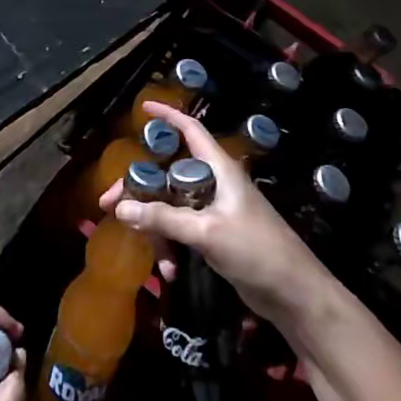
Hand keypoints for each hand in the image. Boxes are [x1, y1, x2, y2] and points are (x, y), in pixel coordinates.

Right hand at [99, 101, 334, 327]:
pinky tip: (170, 272)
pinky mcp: (214, 235)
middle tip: (109, 205)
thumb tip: (120, 208)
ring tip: (155, 260)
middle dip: (141, 192)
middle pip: (169, 175)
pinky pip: (182, 231)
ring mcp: (215, 211)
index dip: (168, 117)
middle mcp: (216, 184)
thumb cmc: (256, 250)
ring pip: (172, 207)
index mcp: (220, 170)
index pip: (191, 131)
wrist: (292, 292)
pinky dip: (173, 248)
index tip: (143, 108)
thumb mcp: (206, 232)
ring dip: (158, 231)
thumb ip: (164, 219)